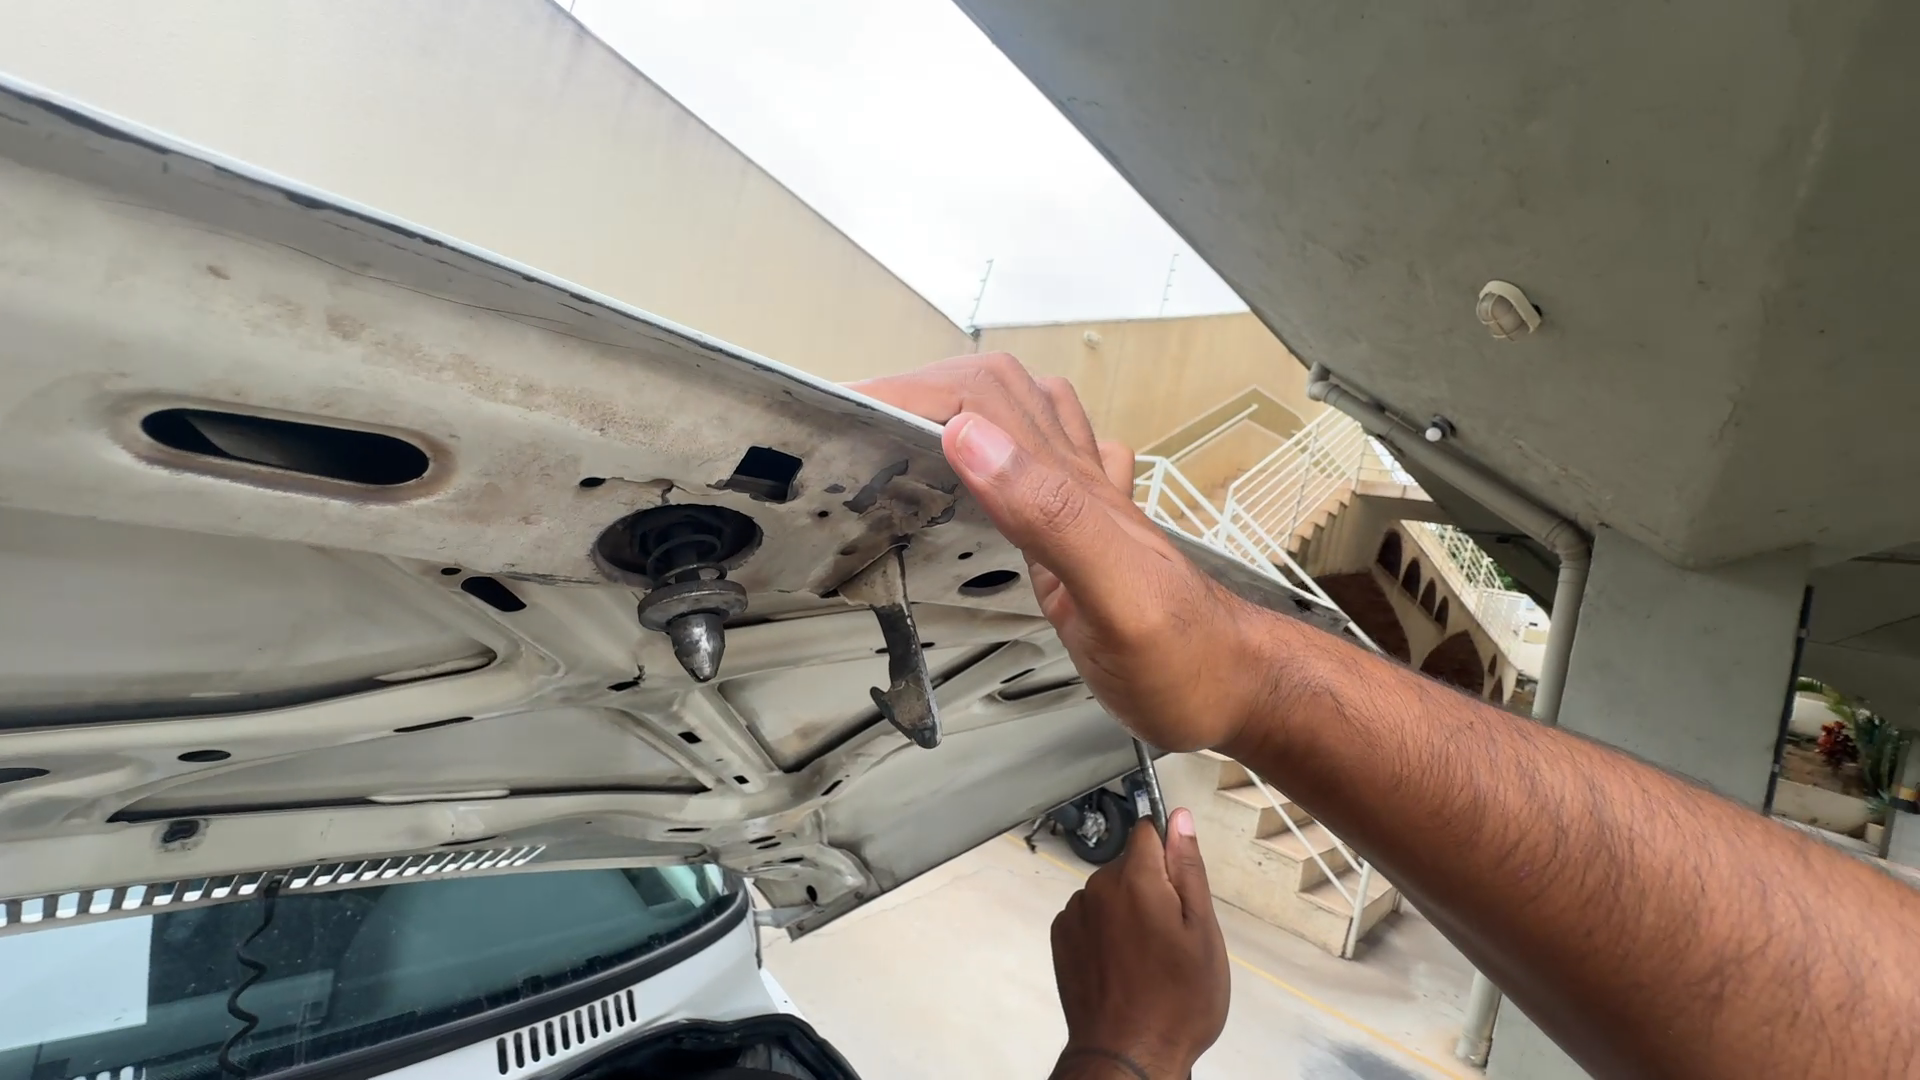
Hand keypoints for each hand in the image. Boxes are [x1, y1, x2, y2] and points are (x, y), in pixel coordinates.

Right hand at [850, 354, 1274, 751]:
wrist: (1237, 686)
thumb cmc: (1187, 657)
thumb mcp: (1117, 596)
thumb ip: (1048, 513)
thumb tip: (970, 437)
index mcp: (1070, 488)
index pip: (981, 402)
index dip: (911, 393)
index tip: (849, 405)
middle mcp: (1076, 482)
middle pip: (998, 393)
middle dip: (923, 387)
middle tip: (863, 412)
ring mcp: (1082, 503)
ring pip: (1023, 417)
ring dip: (961, 401)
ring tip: (909, 420)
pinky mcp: (1082, 533)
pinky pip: (1042, 465)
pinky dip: (1002, 446)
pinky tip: (989, 464)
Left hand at [1049, 809, 1229, 1078]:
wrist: (1128, 1055)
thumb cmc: (1178, 1000)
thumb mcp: (1202, 933)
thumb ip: (1188, 868)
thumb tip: (1179, 817)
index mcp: (1136, 877)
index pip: (1148, 830)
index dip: (1168, 851)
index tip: (1180, 885)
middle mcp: (1098, 884)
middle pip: (1129, 863)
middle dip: (1150, 885)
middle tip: (1171, 934)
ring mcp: (1075, 910)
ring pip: (1109, 890)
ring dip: (1126, 908)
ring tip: (1147, 956)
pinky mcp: (1061, 934)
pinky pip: (1089, 914)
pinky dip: (1103, 929)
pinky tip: (1120, 963)